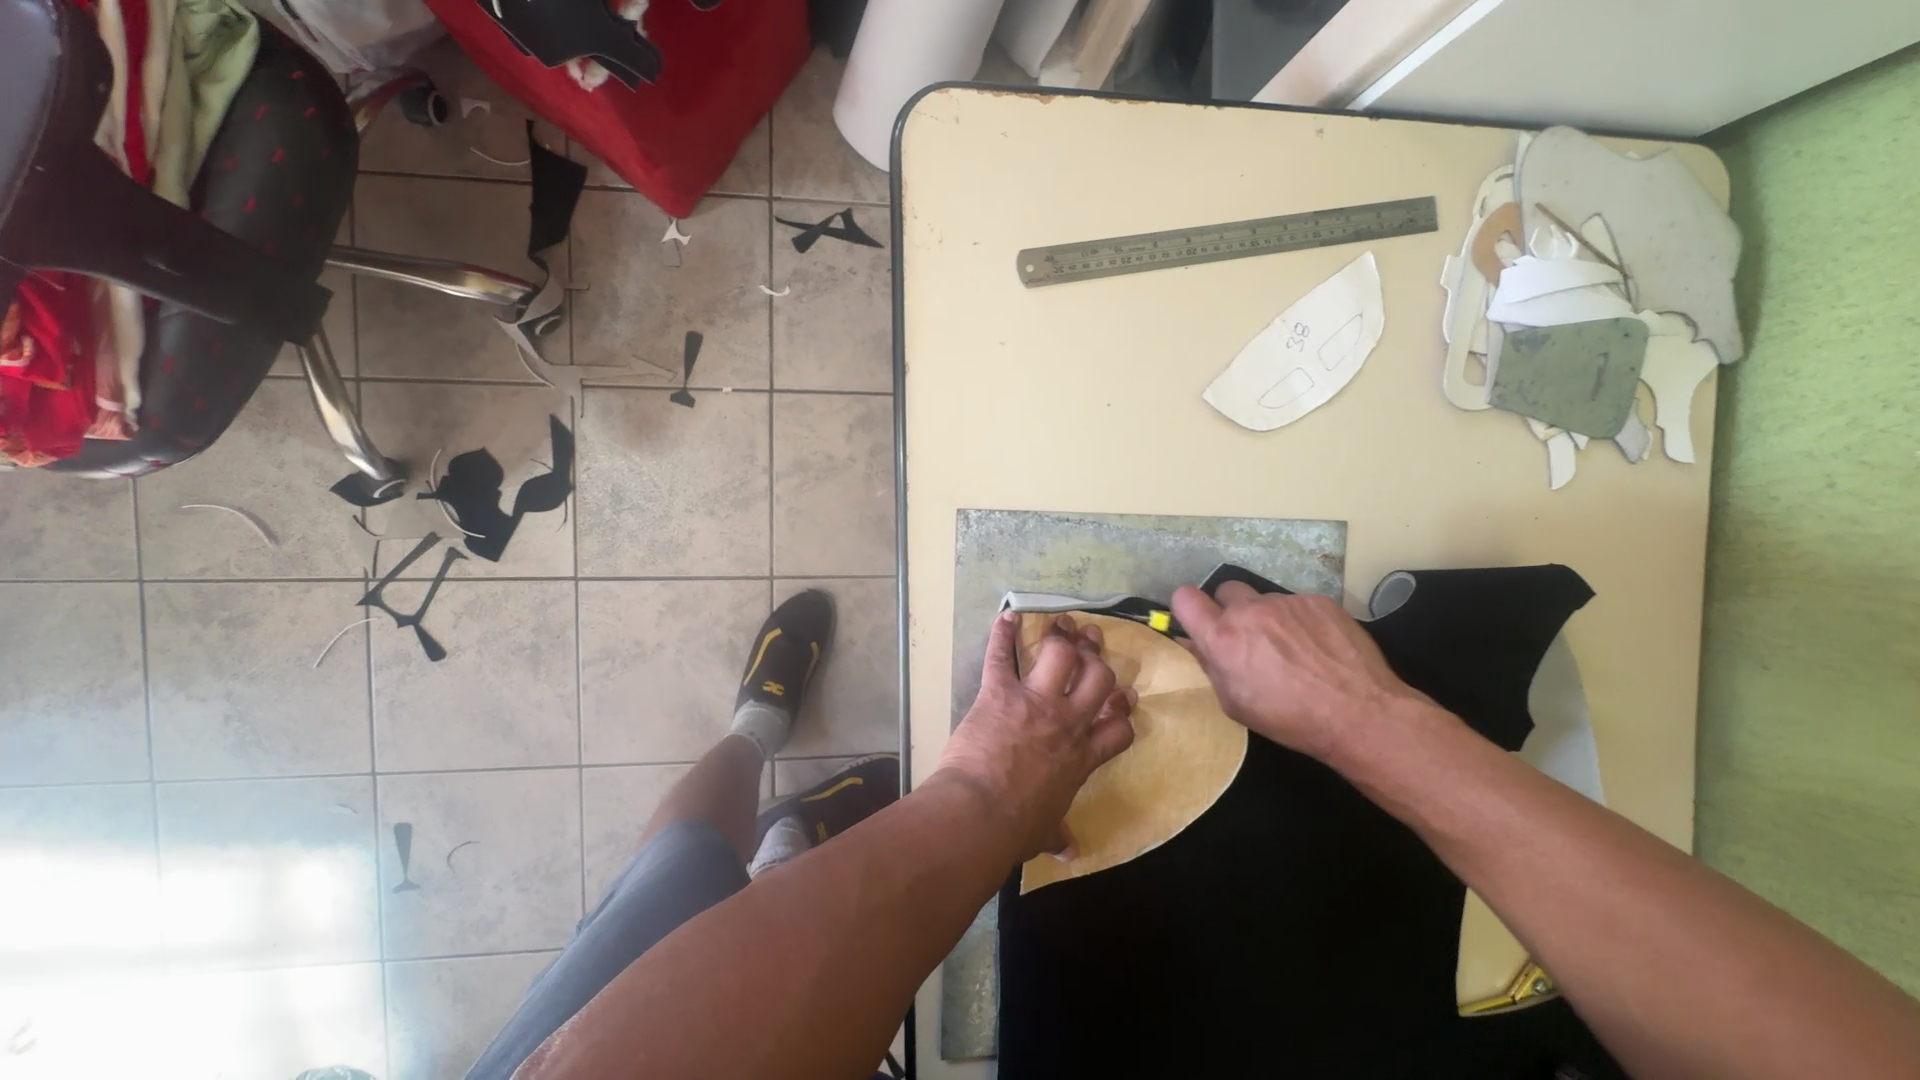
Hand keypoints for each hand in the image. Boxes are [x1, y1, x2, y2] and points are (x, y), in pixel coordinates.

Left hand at [938, 612, 1136, 860]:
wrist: (981, 814)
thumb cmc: (1015, 830)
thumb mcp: (1044, 832)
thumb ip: (1058, 834)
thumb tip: (1068, 851)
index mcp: (1081, 759)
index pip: (1118, 728)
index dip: (1122, 710)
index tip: (1123, 698)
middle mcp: (1066, 724)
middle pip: (1098, 679)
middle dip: (1097, 660)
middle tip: (1092, 645)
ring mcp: (1035, 703)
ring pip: (1061, 656)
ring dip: (1062, 638)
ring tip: (1062, 625)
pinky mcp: (1000, 693)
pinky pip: (1002, 656)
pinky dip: (1002, 634)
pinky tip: (1006, 616)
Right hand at [1171, 582, 1430, 761]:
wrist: (1360, 713)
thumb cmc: (1290, 719)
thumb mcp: (1235, 704)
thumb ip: (1211, 666)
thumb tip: (1196, 643)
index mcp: (1223, 638)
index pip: (1184, 598)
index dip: (1189, 609)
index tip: (1200, 623)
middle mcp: (1250, 611)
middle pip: (1225, 591)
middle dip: (1231, 611)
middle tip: (1249, 639)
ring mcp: (1287, 602)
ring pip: (1264, 600)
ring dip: (1269, 618)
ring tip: (1292, 649)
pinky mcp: (1318, 601)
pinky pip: (1297, 605)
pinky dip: (1300, 621)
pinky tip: (1316, 647)